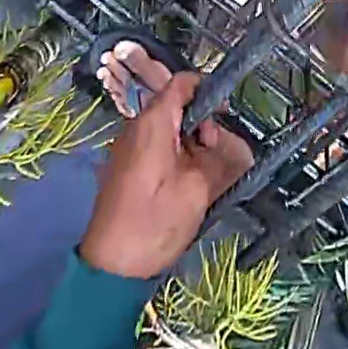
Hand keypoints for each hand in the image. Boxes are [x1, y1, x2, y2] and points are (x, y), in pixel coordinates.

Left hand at [79, 70, 252, 278]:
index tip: (227, 112)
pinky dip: (177, 154)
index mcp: (153, 122)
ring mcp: (129, 145)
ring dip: (191, 142)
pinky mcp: (127, 166)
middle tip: (217, 152)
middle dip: (202, 122)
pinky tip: (189, 181)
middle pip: (176, 105)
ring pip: (168, 128)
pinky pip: (157, 145)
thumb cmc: (154, 222)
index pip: (181, 83)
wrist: (111, 265)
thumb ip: (219, 160)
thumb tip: (237, 146)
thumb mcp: (196, 190)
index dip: (207, 89)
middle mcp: (137, 126)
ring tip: (206, 172)